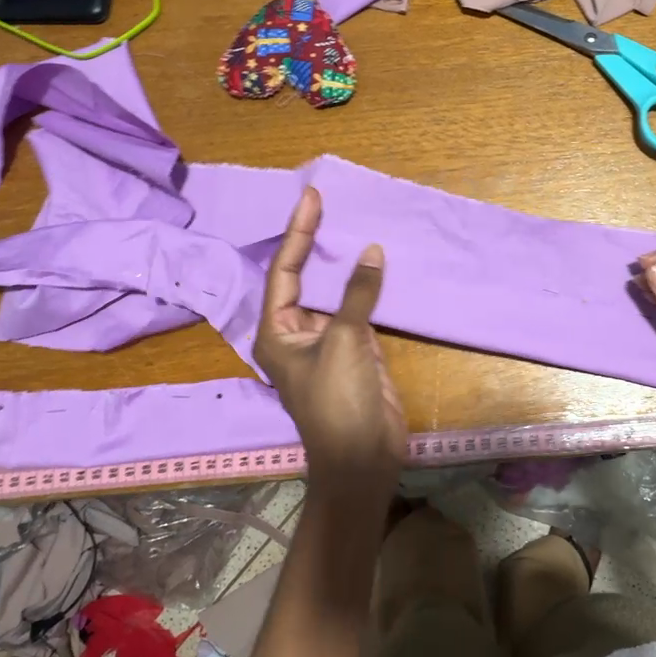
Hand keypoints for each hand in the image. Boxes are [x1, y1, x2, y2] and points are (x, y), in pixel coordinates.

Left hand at [256, 188, 406, 498]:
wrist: (362, 458)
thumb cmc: (338, 400)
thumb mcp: (343, 342)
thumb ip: (356, 295)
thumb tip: (371, 251)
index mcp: (277, 331)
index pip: (284, 271)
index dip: (297, 232)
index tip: (312, 198)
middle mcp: (296, 332)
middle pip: (303, 277)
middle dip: (315, 242)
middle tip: (330, 203)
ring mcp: (327, 341)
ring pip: (332, 291)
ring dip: (342, 262)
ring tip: (354, 222)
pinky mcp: (355, 350)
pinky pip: (358, 308)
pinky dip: (367, 286)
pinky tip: (378, 263)